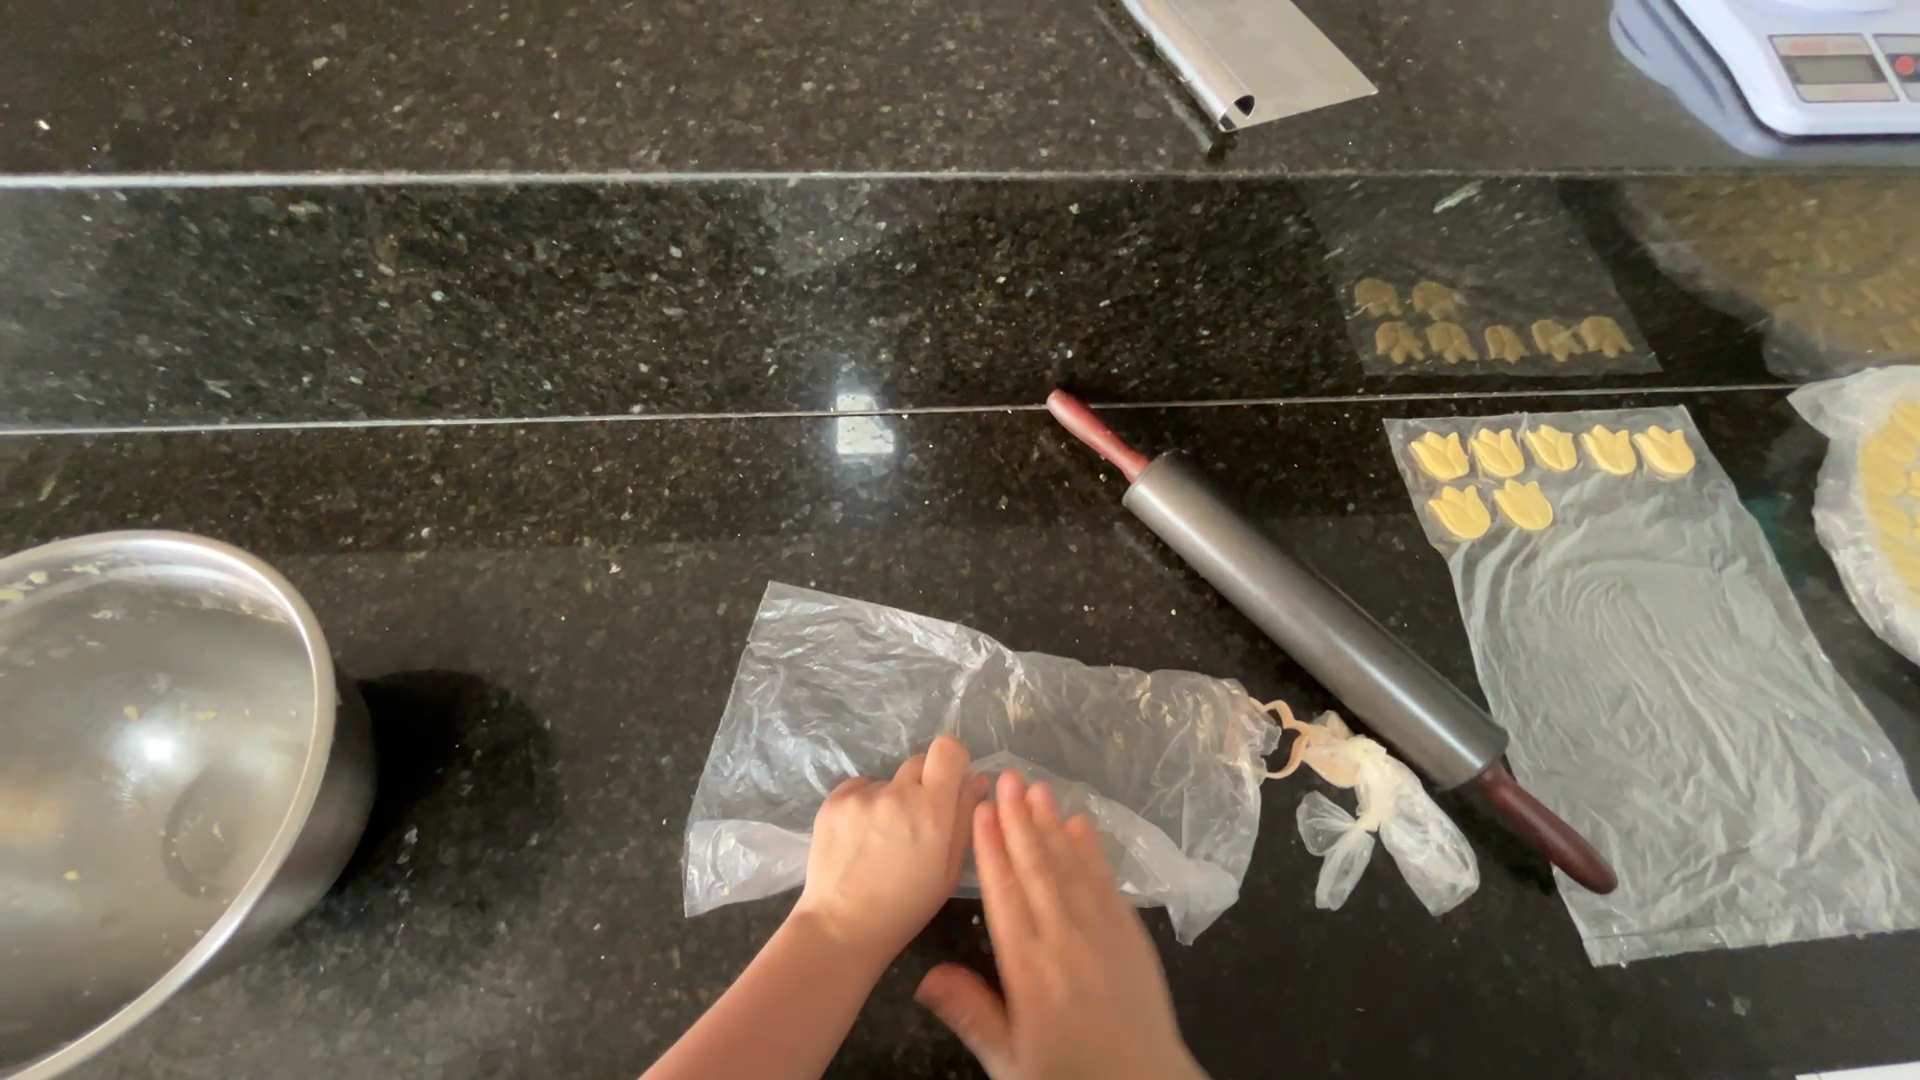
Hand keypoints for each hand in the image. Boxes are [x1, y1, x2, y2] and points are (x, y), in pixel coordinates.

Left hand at [791, 735, 989, 960]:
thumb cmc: (906, 907)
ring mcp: (862, 795)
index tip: (949, 782)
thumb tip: (976, 778)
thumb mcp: (949, 870)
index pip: (947, 749)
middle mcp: (897, 794)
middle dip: (923, 784)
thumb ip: (965, 818)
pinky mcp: (834, 800)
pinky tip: (859, 838)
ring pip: (889, 781)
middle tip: (916, 821)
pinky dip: (864, 805)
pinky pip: (860, 788)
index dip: (951, 761)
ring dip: (891, 799)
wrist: (842, 927)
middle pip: (918, 762)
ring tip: (881, 840)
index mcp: (932, 811)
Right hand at [915, 772, 1207, 1079]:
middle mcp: (1064, 938)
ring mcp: (1102, 931)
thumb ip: (970, 1012)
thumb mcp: (1009, 1060)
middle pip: (1036, 868)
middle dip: (1019, 819)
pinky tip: (1080, 823)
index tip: (979, 810)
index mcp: (1028, 967)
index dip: (990, 848)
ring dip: (1051, 823)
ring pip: (1070, 865)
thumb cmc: (1067, 1076)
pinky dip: (1092, 849)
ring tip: (1036, 788)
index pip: (1004, 894)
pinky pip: (1106, 881)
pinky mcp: (1131, 932)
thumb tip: (924, 975)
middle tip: (1006, 777)